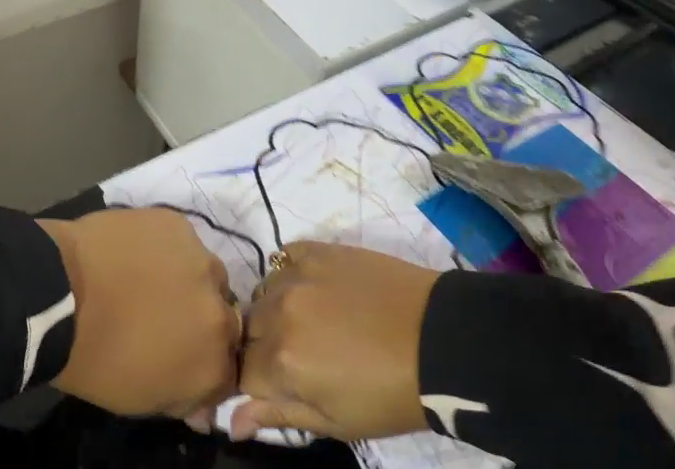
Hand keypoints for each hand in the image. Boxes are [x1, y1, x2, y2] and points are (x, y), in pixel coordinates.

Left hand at [38, 209, 239, 416]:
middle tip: (163, 319)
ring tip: (148, 282)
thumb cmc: (95, 359)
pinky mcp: (177, 224)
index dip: (206, 366)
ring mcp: (200, 260)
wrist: (59, 293)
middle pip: (222, 318)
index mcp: (214, 361)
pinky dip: (165, 250)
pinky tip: (135, 254)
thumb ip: (181, 399)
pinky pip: (181, 242)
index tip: (181, 360)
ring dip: (188, 282)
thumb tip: (203, 406)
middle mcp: (219, 309)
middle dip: (200, 321)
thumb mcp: (138, 400)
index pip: (228, 371)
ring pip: (206, 274)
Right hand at [233, 242, 438, 439]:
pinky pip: (284, 258)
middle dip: (262, 346)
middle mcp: (278, 314)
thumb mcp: (336, 423)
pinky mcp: (317, 250)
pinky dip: (288, 274)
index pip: (238, 373)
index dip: (256, 383)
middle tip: (299, 357)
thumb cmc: (391, 395)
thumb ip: (279, 416)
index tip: (278, 386)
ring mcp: (297, 276)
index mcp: (281, 362)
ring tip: (309, 323)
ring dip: (274, 311)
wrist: (442, 341)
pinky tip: (311, 289)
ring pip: (262, 294)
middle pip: (246, 331)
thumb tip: (231, 422)